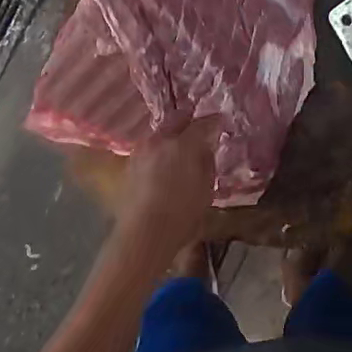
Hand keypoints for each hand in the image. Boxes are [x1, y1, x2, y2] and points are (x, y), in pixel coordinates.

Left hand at [118, 116, 219, 253]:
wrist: (145, 233)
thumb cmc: (184, 213)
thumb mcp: (207, 187)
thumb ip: (207, 161)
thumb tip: (206, 147)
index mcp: (184, 144)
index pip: (204, 123)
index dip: (216, 121)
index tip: (222, 124)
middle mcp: (160, 140)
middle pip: (177, 118)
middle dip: (190, 120)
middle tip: (201, 130)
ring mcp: (141, 150)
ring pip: (160, 131)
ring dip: (172, 134)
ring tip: (182, 147)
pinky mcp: (129, 164)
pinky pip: (149, 147)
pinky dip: (160, 149)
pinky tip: (165, 162)